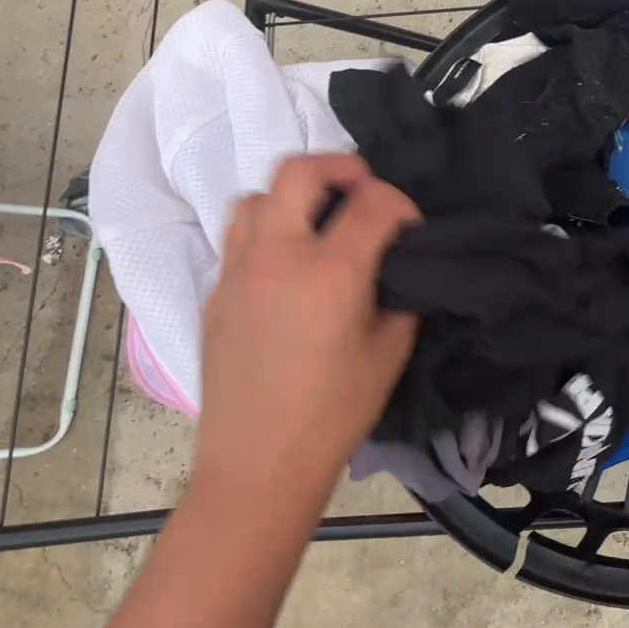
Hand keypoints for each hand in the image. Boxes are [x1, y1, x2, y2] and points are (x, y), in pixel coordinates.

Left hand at [195, 153, 420, 496]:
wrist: (260, 460)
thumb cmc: (337, 409)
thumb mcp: (392, 348)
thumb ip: (401, 293)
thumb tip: (399, 265)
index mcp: (331, 271)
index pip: (374, 201)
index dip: (402, 202)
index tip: (413, 225)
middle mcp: (277, 256)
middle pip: (298, 171)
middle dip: (340, 167)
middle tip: (364, 189)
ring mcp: (237, 271)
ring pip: (255, 197)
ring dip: (293, 196)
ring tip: (319, 223)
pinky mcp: (215, 292)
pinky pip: (238, 237)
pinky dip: (268, 230)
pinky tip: (290, 266)